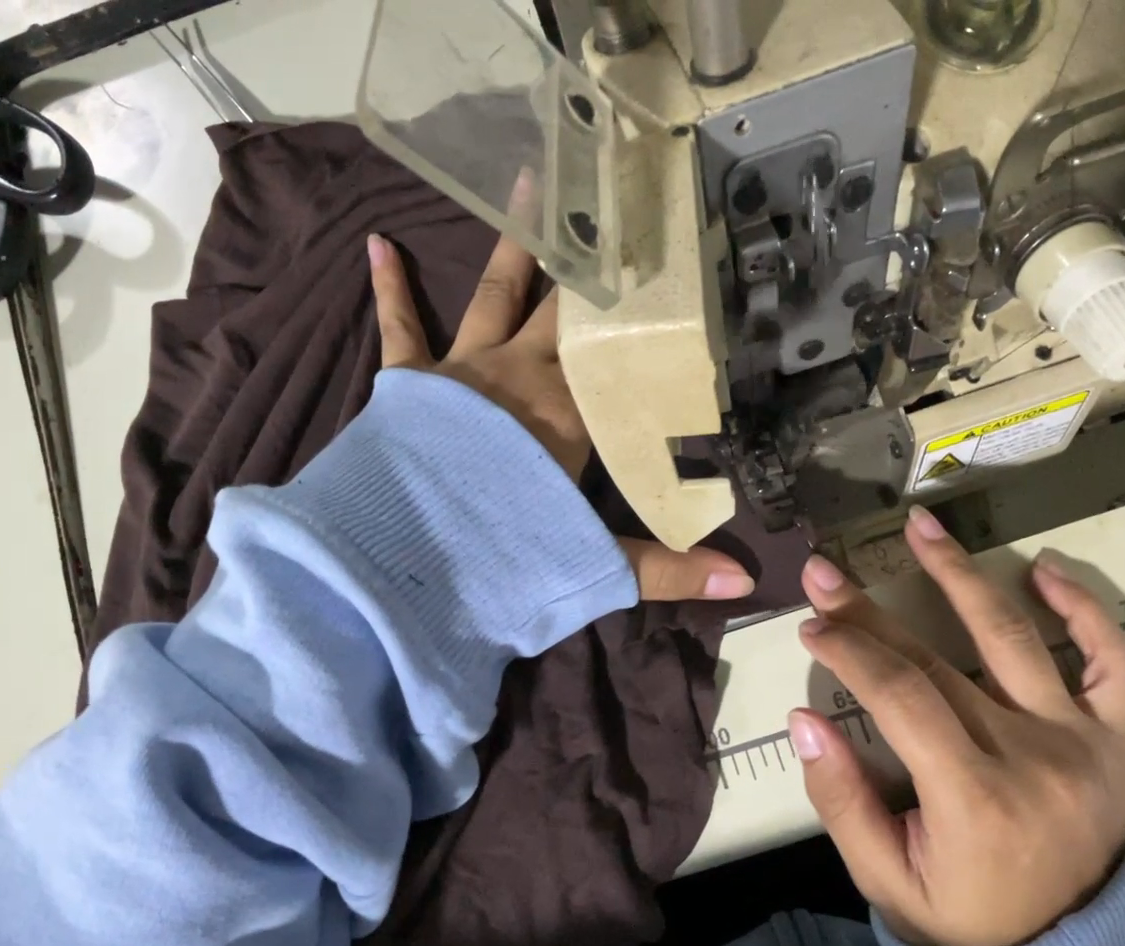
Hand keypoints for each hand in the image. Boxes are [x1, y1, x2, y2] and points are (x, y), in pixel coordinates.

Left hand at [367, 233, 754, 602]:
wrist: (402, 565)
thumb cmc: (503, 561)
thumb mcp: (593, 566)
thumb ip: (668, 569)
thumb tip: (746, 582)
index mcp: (572, 413)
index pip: (619, 355)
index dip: (646, 317)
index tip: (675, 268)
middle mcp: (523, 375)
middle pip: (566, 311)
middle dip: (594, 263)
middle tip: (617, 204)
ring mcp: (464, 372)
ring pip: (497, 295)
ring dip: (516, 247)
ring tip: (529, 184)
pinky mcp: (409, 383)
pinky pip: (402, 327)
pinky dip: (391, 289)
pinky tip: (378, 244)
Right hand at [788, 505, 1124, 945]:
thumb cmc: (965, 919)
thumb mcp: (885, 880)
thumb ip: (842, 801)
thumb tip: (804, 718)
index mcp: (974, 799)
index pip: (900, 697)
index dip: (850, 652)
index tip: (811, 625)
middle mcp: (1032, 756)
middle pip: (938, 661)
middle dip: (869, 612)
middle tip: (824, 572)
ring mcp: (1080, 739)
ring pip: (1014, 637)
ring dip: (961, 575)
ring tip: (921, 527)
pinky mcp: (1112, 735)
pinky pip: (1111, 660)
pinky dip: (1083, 609)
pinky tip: (1042, 568)